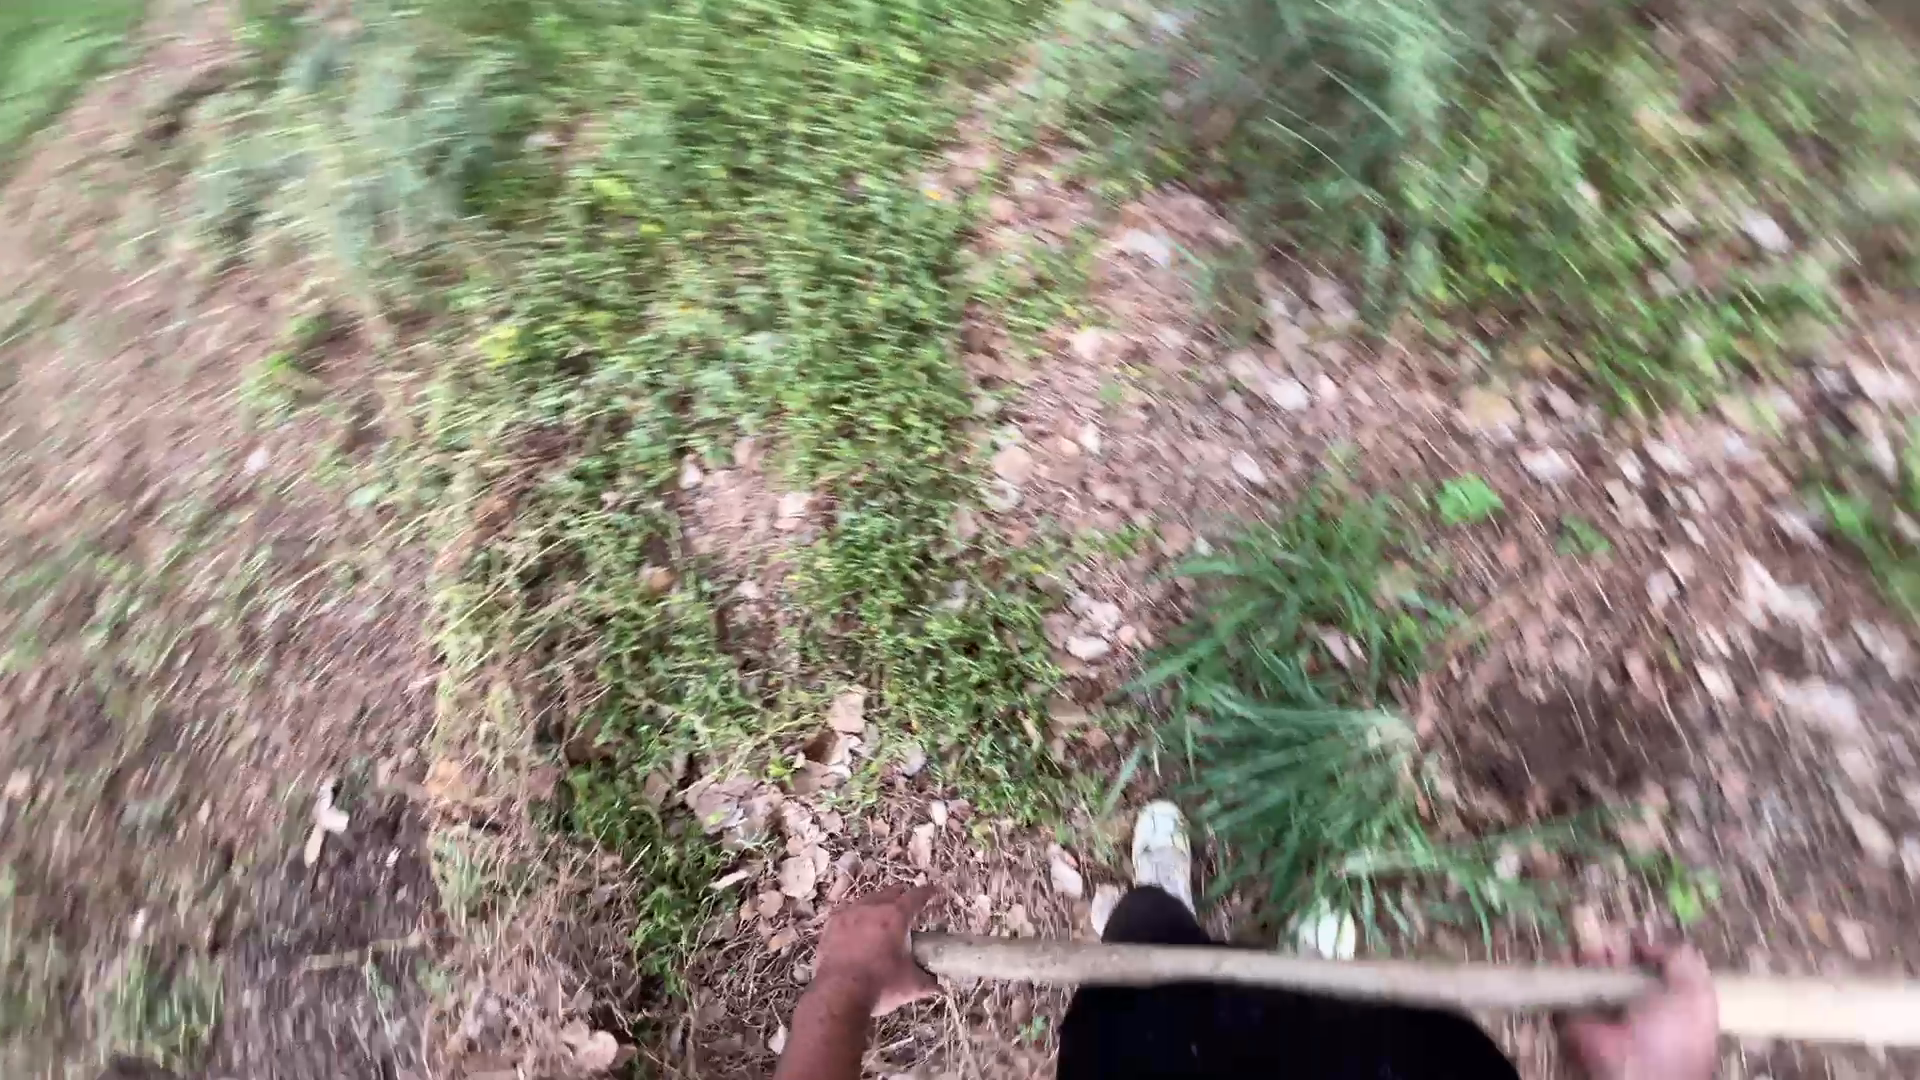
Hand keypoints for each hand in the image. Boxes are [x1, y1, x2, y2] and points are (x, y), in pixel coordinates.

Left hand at [813, 884, 941, 1015]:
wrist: (839, 995)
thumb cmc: (879, 986)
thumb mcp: (910, 986)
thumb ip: (927, 981)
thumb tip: (938, 985)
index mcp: (896, 916)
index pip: (916, 896)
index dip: (927, 893)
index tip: (933, 891)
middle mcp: (873, 907)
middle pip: (891, 892)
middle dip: (902, 897)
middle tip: (908, 907)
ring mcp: (850, 913)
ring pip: (869, 899)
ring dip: (878, 905)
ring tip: (882, 917)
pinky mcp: (832, 924)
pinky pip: (848, 912)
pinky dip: (856, 917)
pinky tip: (856, 927)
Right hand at [1562, 941, 1717, 1079]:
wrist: (1634, 1068)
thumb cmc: (1672, 1039)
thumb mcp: (1695, 1000)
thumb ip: (1684, 964)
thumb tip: (1653, 940)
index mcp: (1663, 994)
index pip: (1648, 957)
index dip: (1643, 944)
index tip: (1638, 940)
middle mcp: (1630, 992)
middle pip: (1616, 952)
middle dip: (1613, 941)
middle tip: (1613, 943)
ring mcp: (1598, 994)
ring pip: (1587, 956)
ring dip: (1588, 947)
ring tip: (1593, 950)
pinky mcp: (1569, 997)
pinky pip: (1562, 968)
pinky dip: (1563, 958)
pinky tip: (1572, 955)